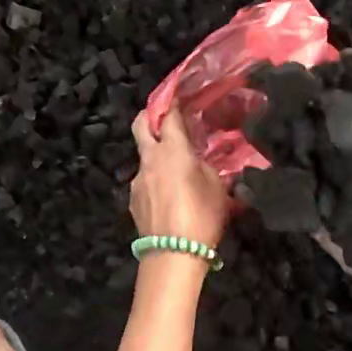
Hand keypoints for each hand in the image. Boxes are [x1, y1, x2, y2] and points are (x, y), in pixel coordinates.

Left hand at [129, 108, 229, 248]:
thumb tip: (202, 161)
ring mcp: (137, 178)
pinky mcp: (133, 198)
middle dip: (149, 115)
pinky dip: (155, 179)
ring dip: (156, 155)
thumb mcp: (218, 188)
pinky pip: (144, 180)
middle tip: (161, 115)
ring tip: (176, 169)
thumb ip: (209, 167)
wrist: (172, 254)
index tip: (177, 97)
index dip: (172, 104)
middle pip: (141, 125)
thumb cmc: (201, 216)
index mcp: (172, 150)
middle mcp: (150, 158)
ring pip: (144, 156)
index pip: (168, 116)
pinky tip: (169, 195)